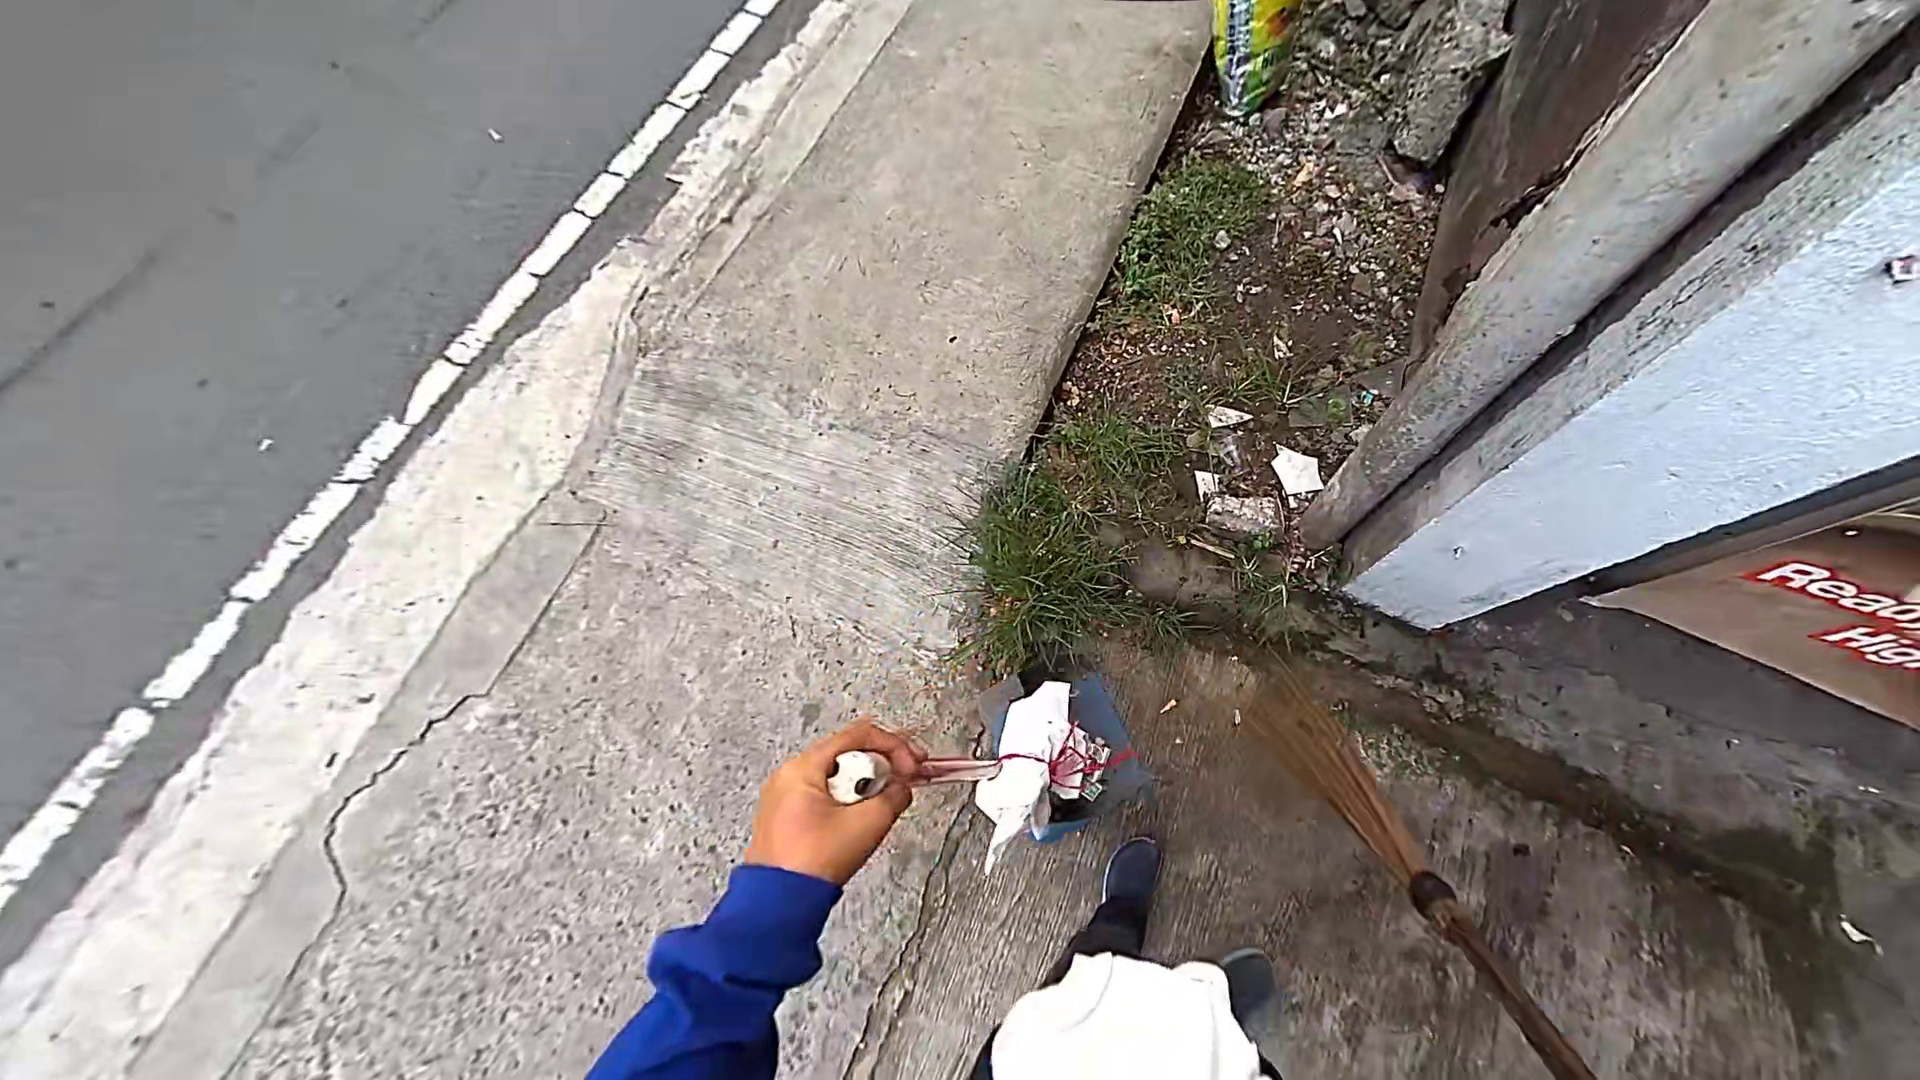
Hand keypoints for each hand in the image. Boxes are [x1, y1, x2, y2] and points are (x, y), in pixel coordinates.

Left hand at [744, 720, 926, 884]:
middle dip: (881, 764)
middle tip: (904, 779)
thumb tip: (902, 787)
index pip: (858, 735)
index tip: (912, 764)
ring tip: (881, 804)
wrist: (777, 907)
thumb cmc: (811, 865)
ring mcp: (785, 795)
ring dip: (866, 783)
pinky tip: (859, 817)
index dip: (893, 746)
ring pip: (838, 772)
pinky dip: (847, 797)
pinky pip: (824, 792)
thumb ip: (894, 796)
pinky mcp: (786, 815)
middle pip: (848, 751)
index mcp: (804, 767)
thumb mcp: (867, 824)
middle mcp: (790, 774)